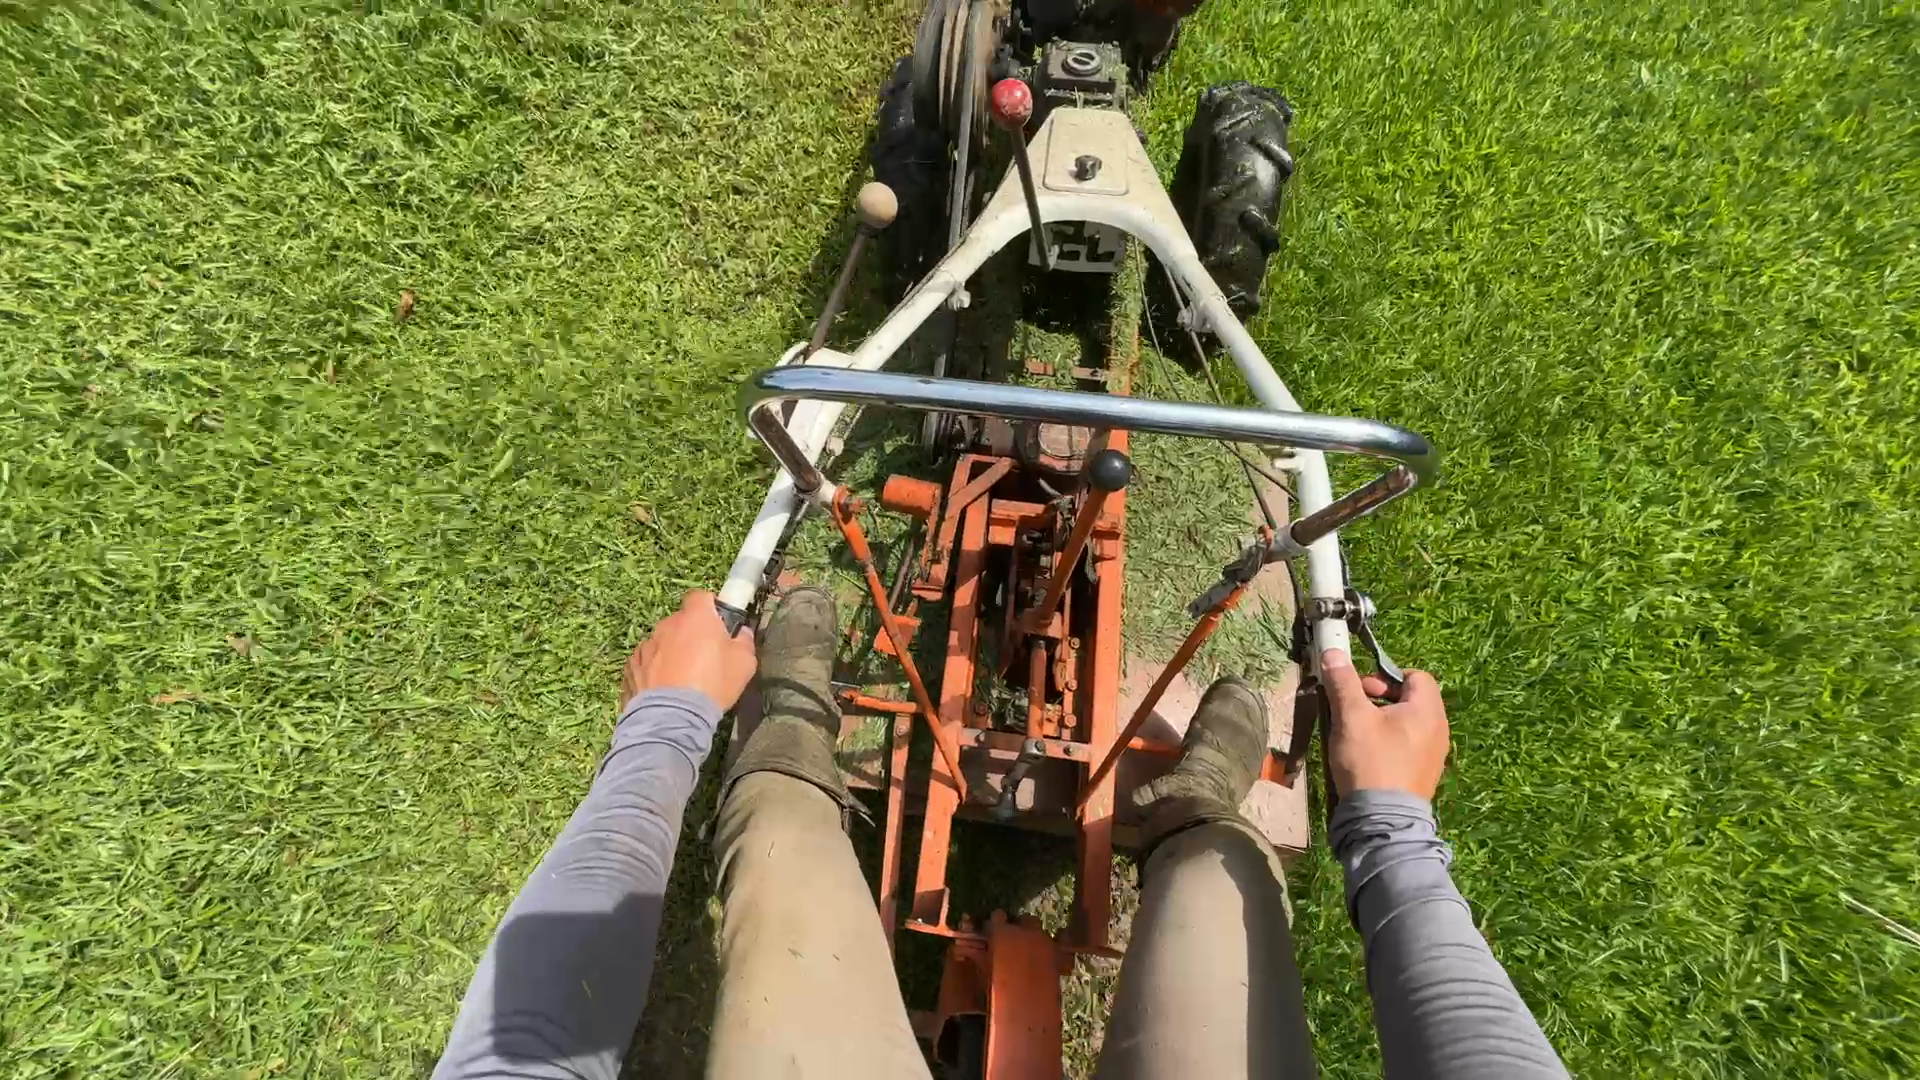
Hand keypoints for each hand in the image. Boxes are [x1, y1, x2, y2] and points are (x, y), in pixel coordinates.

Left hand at [620, 590, 757, 712]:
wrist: (673, 717)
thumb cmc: (714, 683)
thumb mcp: (745, 662)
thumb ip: (744, 641)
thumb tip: (741, 634)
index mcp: (696, 617)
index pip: (700, 596)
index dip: (710, 607)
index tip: (719, 623)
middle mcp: (668, 625)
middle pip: (681, 620)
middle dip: (692, 632)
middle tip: (706, 655)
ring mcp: (646, 646)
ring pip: (663, 640)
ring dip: (672, 650)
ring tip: (683, 676)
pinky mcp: (631, 668)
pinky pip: (647, 661)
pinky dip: (655, 669)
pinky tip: (664, 687)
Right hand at [1321, 648, 1449, 799]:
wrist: (1381, 818)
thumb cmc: (1370, 760)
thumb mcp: (1351, 716)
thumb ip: (1343, 682)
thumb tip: (1332, 651)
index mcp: (1427, 712)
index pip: (1416, 676)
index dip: (1386, 675)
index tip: (1360, 689)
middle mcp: (1438, 730)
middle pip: (1409, 698)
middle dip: (1377, 696)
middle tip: (1353, 709)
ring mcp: (1432, 753)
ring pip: (1405, 721)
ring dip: (1379, 719)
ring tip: (1354, 732)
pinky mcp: (1422, 772)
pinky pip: (1406, 743)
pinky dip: (1386, 739)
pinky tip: (1365, 753)